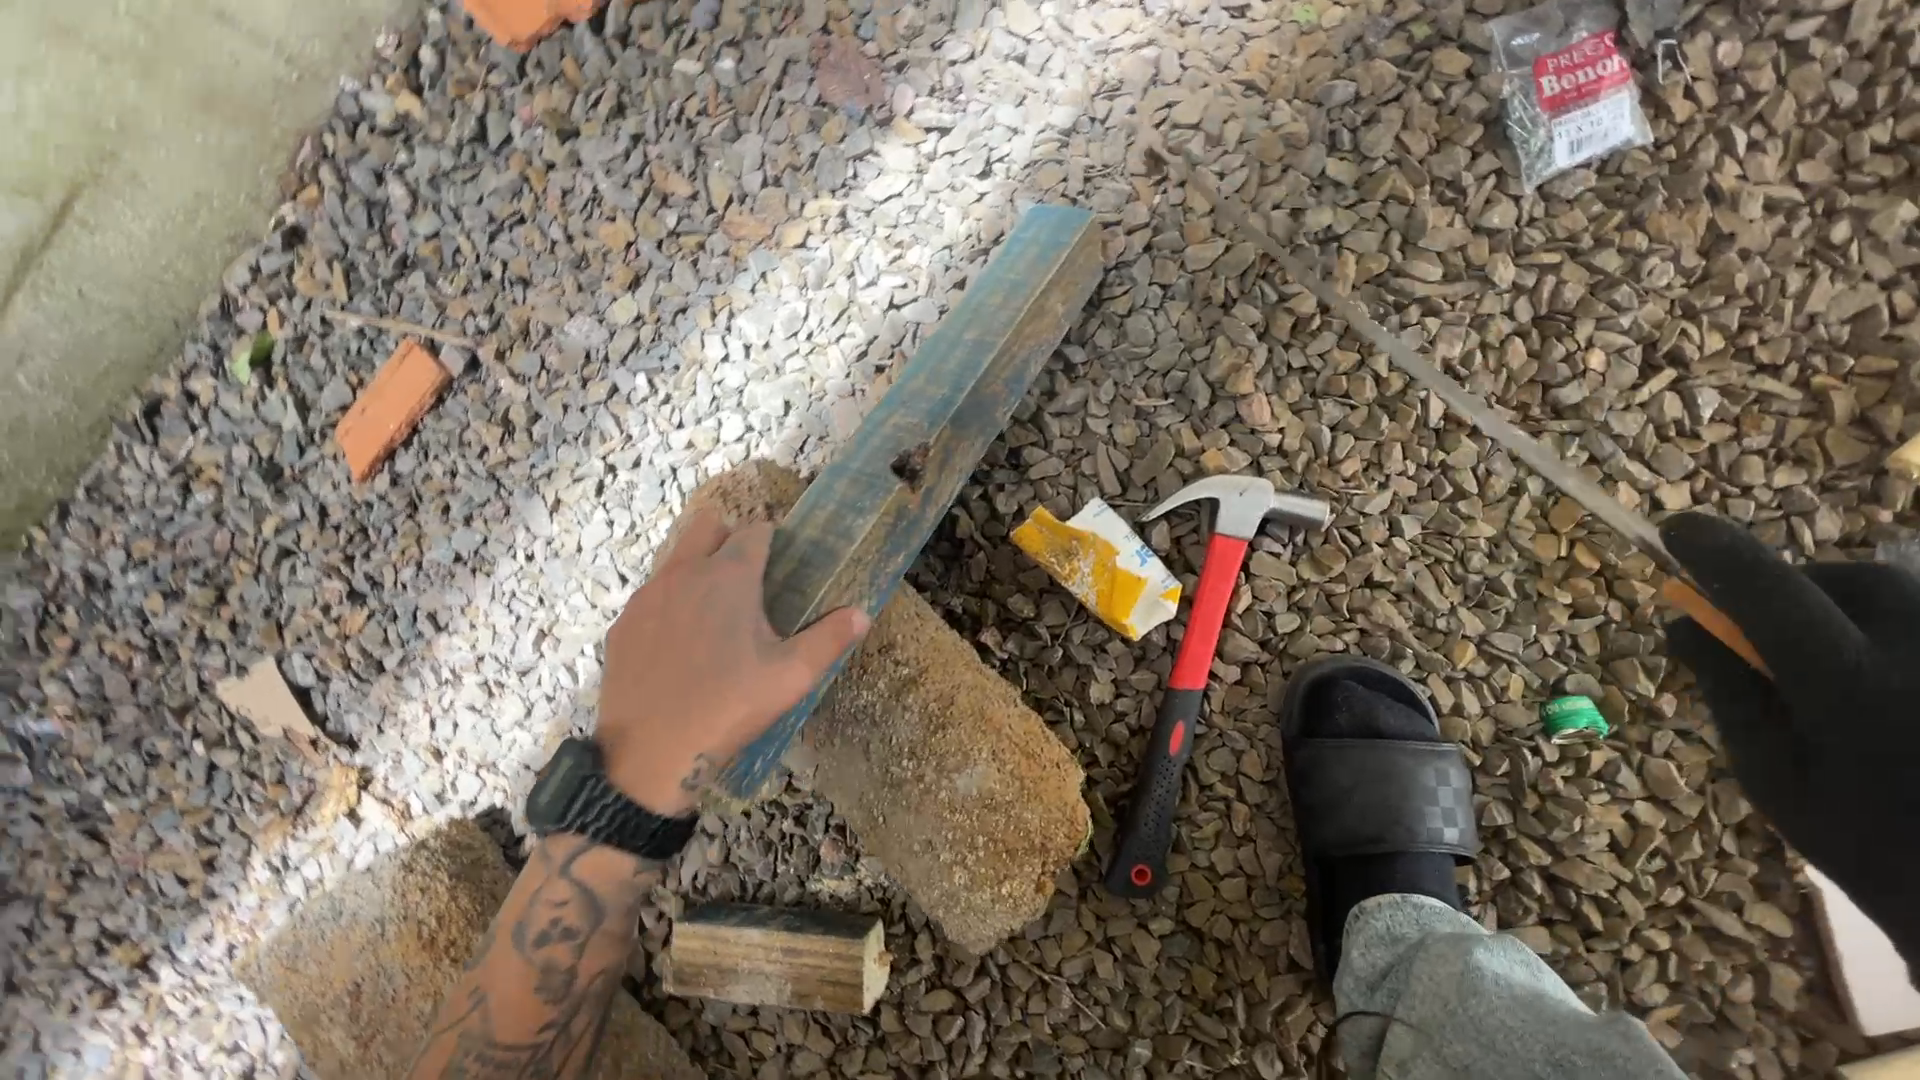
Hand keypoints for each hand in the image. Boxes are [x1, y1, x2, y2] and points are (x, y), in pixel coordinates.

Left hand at [595, 507, 869, 815]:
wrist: (648, 754)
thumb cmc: (728, 707)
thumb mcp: (791, 677)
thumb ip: (830, 639)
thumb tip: (861, 614)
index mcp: (729, 577)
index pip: (755, 532)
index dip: (773, 542)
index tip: (782, 567)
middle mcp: (684, 572)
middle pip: (707, 526)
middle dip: (730, 540)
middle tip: (748, 582)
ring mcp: (647, 596)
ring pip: (676, 559)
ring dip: (698, 569)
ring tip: (716, 617)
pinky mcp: (622, 624)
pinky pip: (652, 595)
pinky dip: (671, 605)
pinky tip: (681, 647)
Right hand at [1661, 512, 1919, 960]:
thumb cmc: (1869, 847)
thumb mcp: (1770, 774)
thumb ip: (1728, 688)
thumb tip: (1683, 620)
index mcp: (1853, 692)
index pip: (1770, 593)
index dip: (1718, 553)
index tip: (1676, 530)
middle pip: (1852, 581)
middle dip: (1799, 587)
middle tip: (1773, 626)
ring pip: (1906, 593)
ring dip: (1859, 606)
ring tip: (1848, 659)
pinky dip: (1899, 632)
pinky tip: (1894, 680)